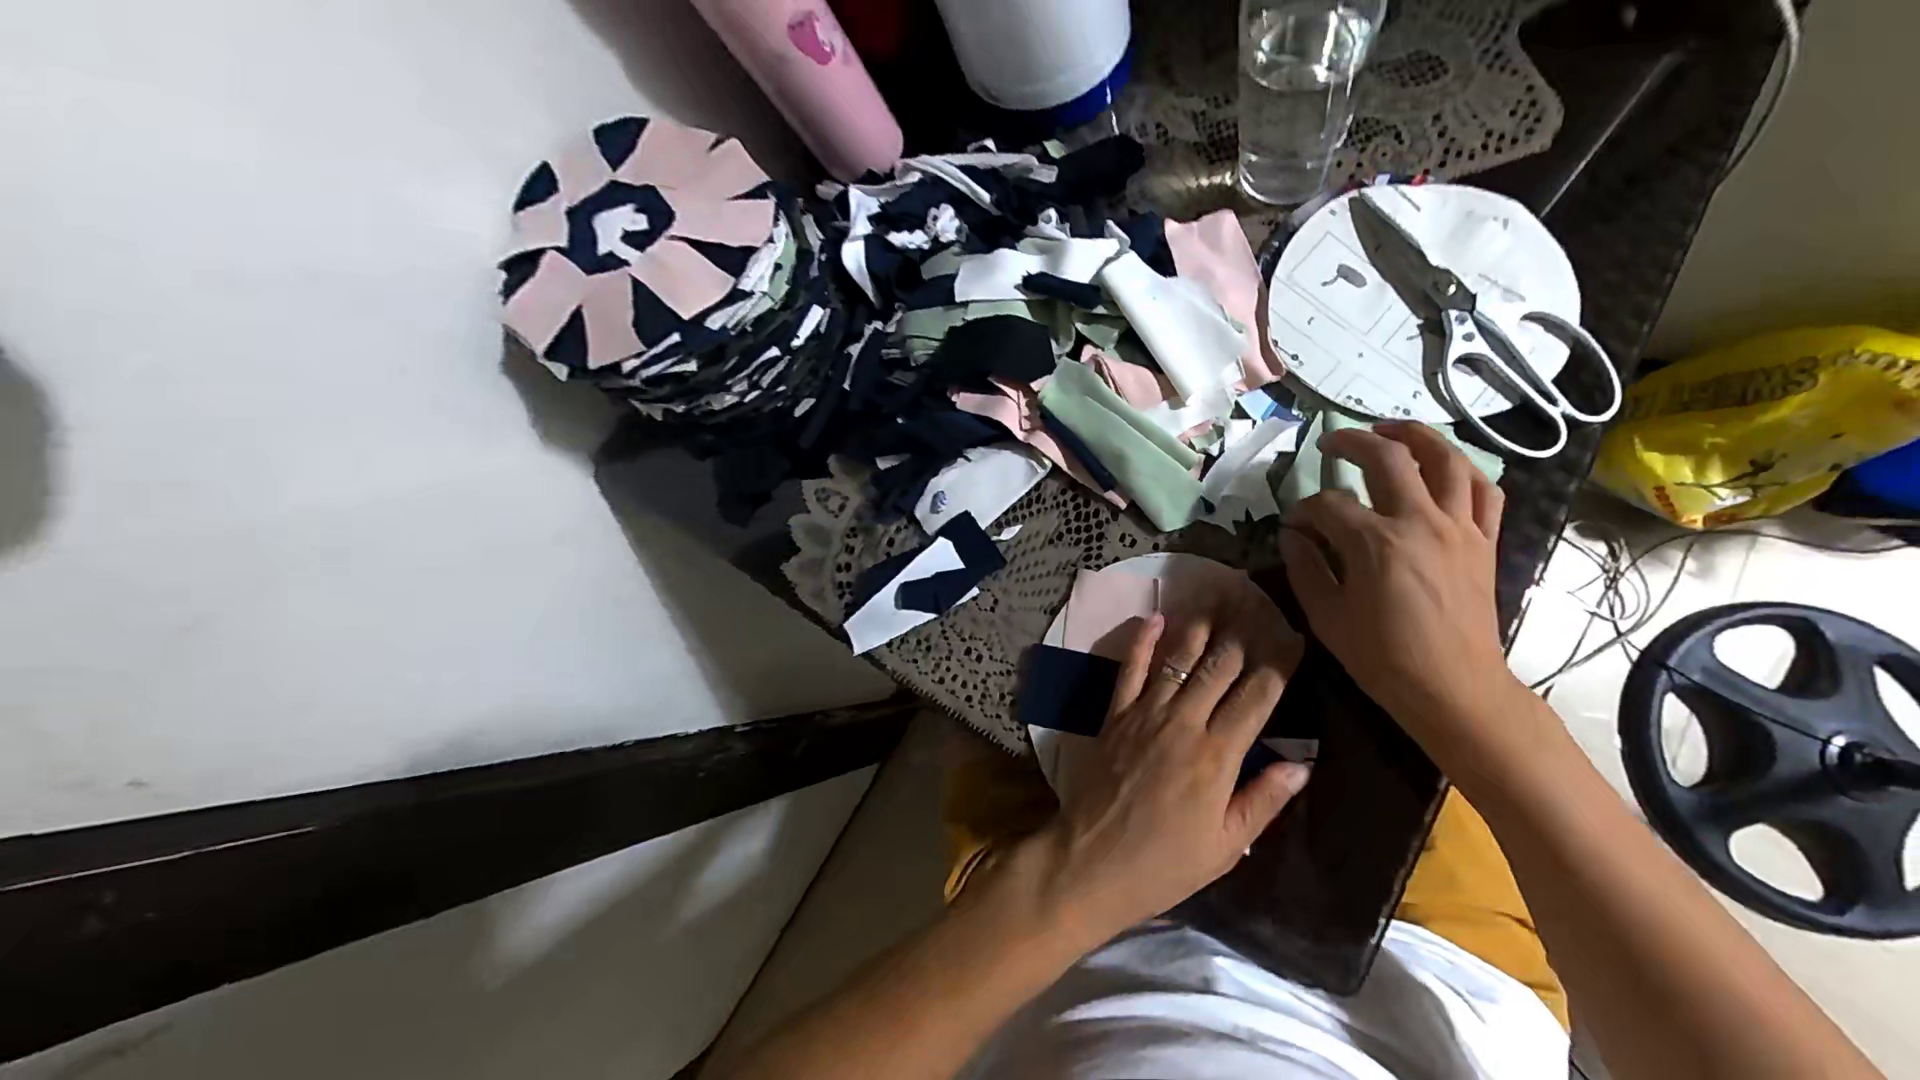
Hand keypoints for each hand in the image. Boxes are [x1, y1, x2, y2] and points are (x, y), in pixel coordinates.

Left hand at [1025, 606, 1310, 942]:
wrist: (1091, 861)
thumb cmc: (1165, 863)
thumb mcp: (1226, 845)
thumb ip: (1264, 800)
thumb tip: (1302, 763)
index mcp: (1218, 755)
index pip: (1258, 697)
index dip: (1279, 663)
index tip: (1295, 635)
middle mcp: (1184, 723)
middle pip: (1219, 667)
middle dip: (1242, 631)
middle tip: (1257, 599)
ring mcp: (1144, 714)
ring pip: (1178, 660)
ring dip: (1199, 626)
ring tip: (1216, 595)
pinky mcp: (1114, 715)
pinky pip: (1130, 670)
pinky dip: (1143, 642)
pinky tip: (1155, 617)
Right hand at [1279, 421, 1524, 750]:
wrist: (1453, 688)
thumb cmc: (1382, 657)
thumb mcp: (1327, 616)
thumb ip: (1305, 567)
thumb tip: (1292, 535)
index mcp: (1375, 543)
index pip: (1328, 505)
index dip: (1303, 509)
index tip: (1293, 525)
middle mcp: (1420, 522)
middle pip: (1387, 458)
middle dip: (1352, 441)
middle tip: (1331, 442)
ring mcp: (1460, 528)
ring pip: (1446, 460)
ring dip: (1416, 436)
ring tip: (1391, 429)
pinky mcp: (1485, 541)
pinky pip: (1485, 491)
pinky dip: (1465, 470)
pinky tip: (1444, 467)